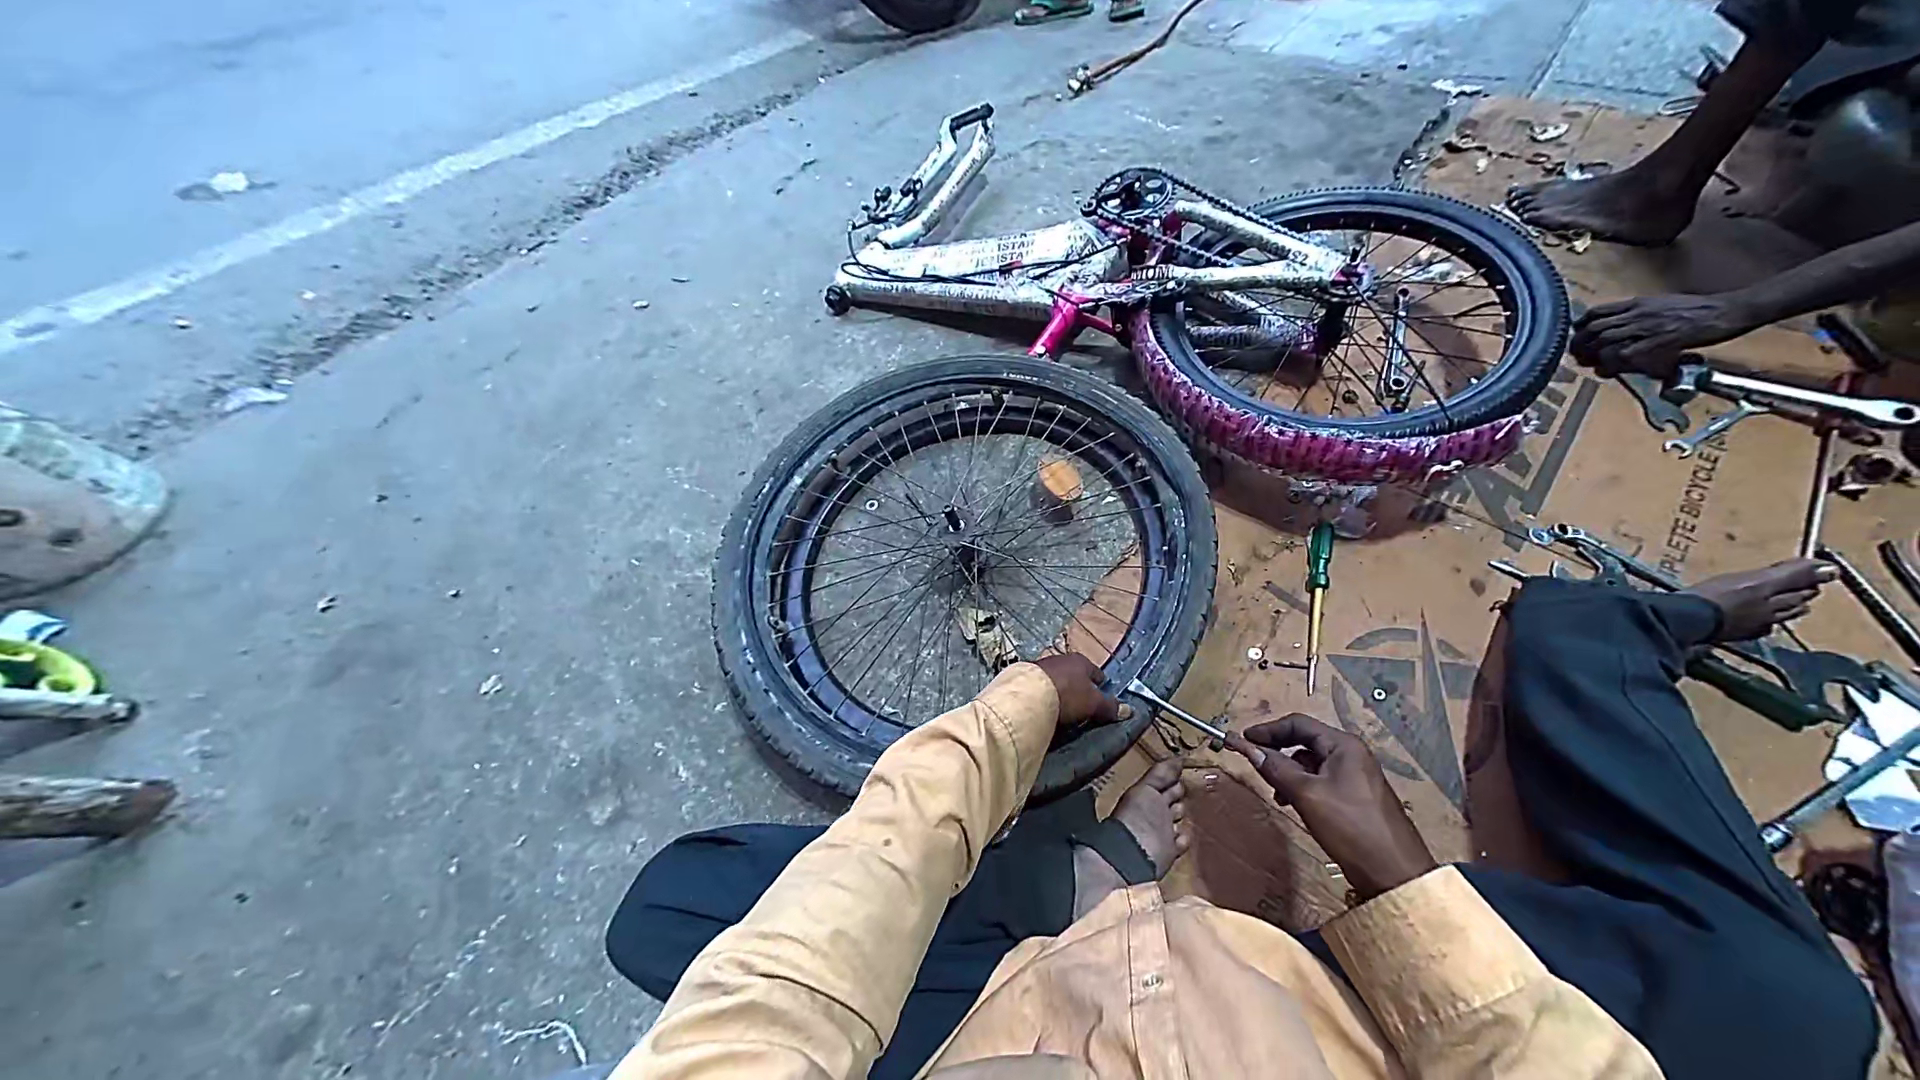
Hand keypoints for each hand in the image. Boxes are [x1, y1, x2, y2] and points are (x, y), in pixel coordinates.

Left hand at [1031, 653, 1127, 727]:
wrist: (1028, 694)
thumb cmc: (1068, 695)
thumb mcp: (1094, 703)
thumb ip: (1110, 706)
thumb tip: (1129, 710)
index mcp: (1081, 661)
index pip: (1096, 672)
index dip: (1100, 685)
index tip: (1102, 697)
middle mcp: (1061, 659)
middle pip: (1074, 674)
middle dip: (1078, 687)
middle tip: (1082, 705)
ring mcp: (1041, 666)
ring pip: (1056, 679)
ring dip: (1059, 690)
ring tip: (1062, 708)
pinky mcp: (1024, 677)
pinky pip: (1040, 686)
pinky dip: (1044, 695)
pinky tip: (1044, 707)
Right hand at [1227, 714, 1436, 899]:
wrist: (1395, 874)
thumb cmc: (1350, 827)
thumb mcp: (1306, 794)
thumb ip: (1275, 768)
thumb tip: (1248, 749)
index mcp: (1344, 746)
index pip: (1298, 723)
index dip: (1267, 730)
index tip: (1243, 740)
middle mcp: (1351, 754)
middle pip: (1304, 741)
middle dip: (1277, 751)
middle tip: (1254, 763)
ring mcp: (1356, 776)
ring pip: (1310, 762)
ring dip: (1288, 771)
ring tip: (1277, 793)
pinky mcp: (1356, 796)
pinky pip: (1320, 780)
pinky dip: (1301, 786)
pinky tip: (1294, 803)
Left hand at [1570, 293, 1762, 377]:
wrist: (1730, 310)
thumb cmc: (1698, 309)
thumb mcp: (1661, 303)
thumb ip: (1637, 312)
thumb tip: (1616, 324)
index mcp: (1638, 304)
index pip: (1596, 311)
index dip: (1580, 325)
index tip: (1577, 335)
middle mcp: (1637, 314)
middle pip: (1593, 329)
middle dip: (1580, 344)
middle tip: (1579, 356)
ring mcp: (1647, 327)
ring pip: (1604, 341)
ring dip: (1592, 356)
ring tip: (1591, 364)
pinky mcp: (1658, 341)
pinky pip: (1624, 354)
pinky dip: (1612, 363)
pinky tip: (1610, 369)